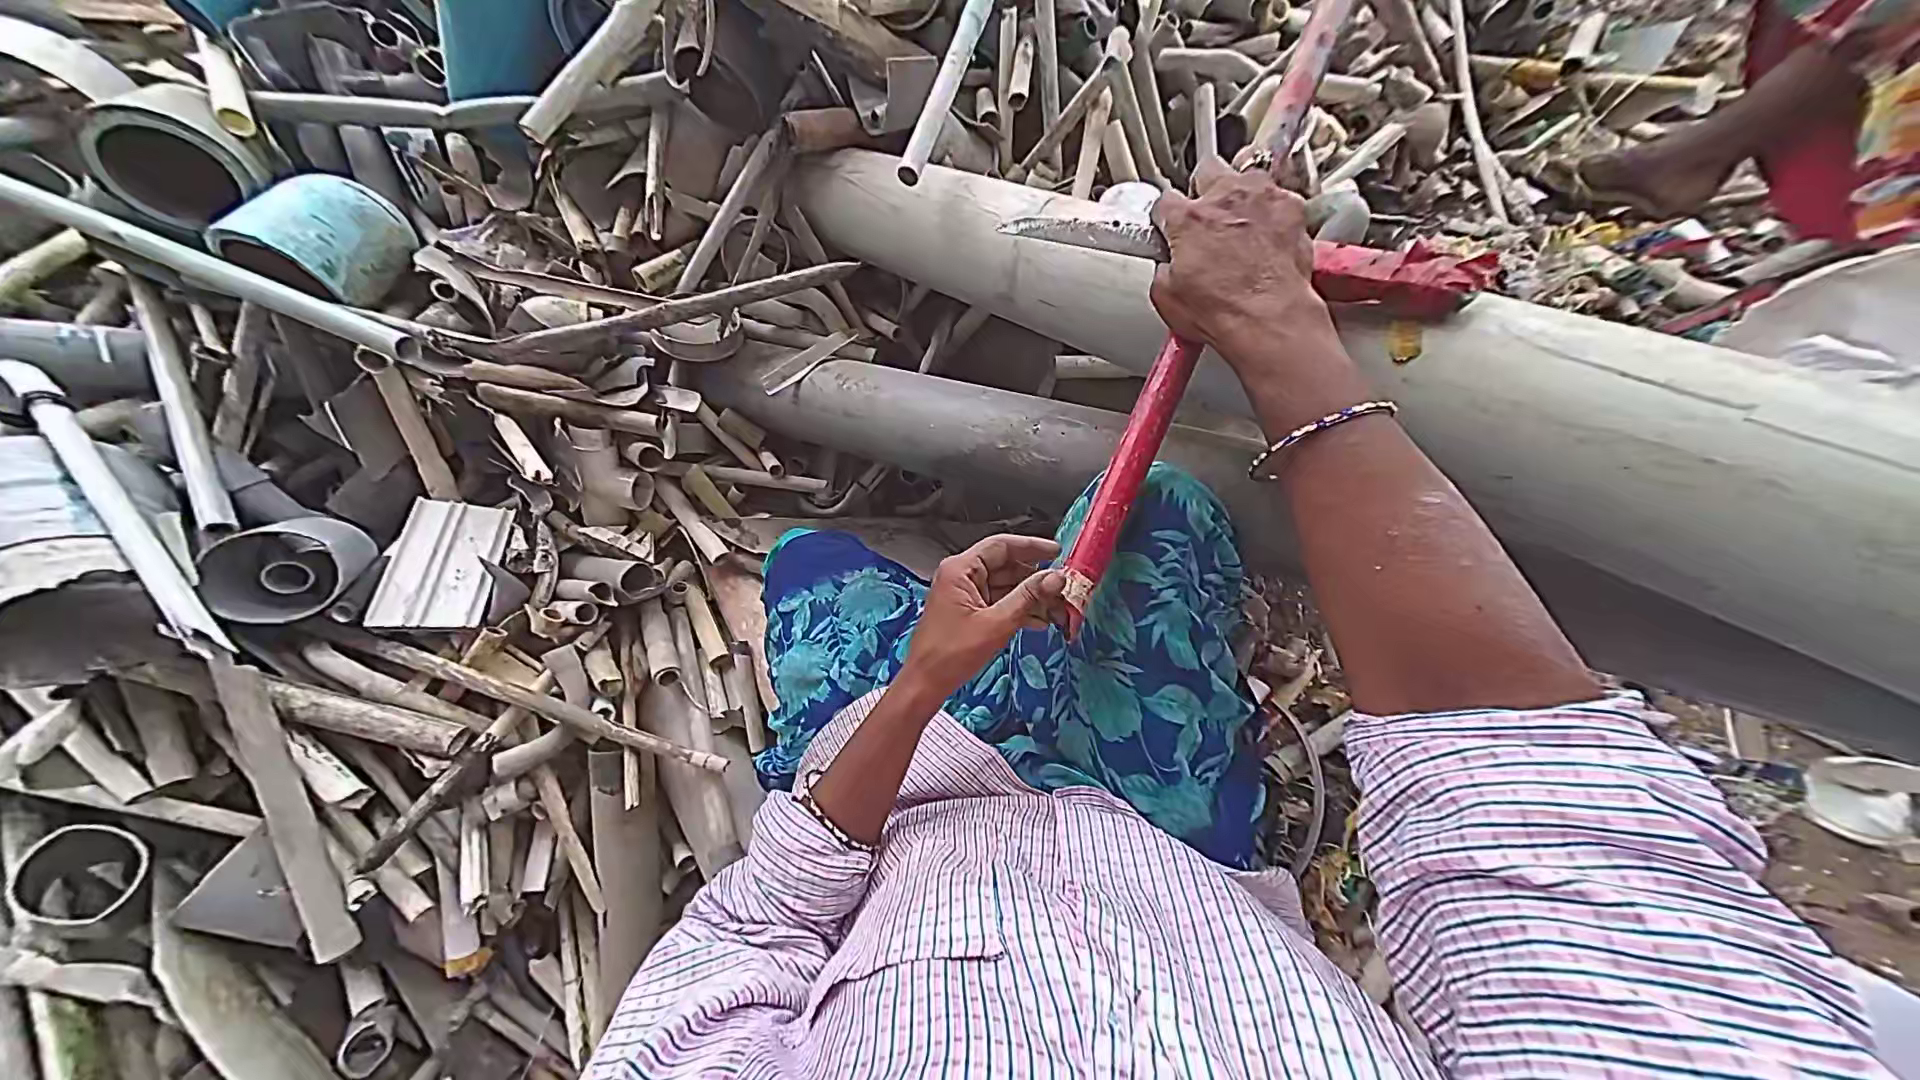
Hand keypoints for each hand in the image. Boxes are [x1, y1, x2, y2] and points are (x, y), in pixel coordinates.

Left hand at [900, 535, 1065, 696]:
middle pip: (1007, 565)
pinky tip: (1039, 620)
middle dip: (1036, 578)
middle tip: (1062, 588)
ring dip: (1031, 596)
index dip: (1032, 547)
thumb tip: (1054, 578)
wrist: (926, 682)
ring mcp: (965, 593)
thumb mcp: (996, 623)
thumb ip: (1027, 597)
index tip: (1056, 552)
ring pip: (1006, 585)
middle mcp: (961, 576)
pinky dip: (1019, 609)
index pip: (1002, 546)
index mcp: (960, 570)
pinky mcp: (970, 610)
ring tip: (1056, 607)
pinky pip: (1000, 601)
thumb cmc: (948, 655)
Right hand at [1151, 158, 1341, 356]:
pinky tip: (1265, 237)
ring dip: (1239, 195)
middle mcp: (1226, 197)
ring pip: (1247, 176)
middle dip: (1202, 189)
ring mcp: (1263, 198)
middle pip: (1207, 170)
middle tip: (1203, 216)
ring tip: (1237, 223)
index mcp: (1188, 218)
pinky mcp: (1292, 209)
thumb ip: (1163, 268)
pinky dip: (1270, 213)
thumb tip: (1167, 265)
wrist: (1268, 318)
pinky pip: (1278, 198)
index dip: (1164, 217)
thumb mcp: (1166, 297)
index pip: (1165, 201)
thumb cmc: (1222, 310)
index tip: (1167, 228)